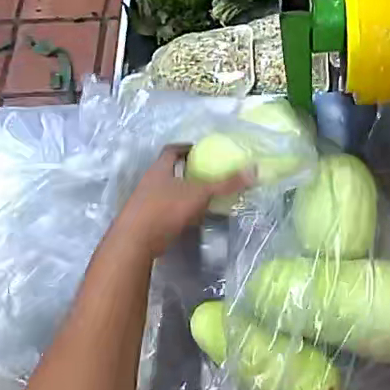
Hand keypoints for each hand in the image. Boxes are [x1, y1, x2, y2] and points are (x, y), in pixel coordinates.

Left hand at [109, 146, 249, 256]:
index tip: (199, 149)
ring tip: (203, 198)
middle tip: (207, 174)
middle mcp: (149, 183)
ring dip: (183, 193)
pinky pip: (165, 211)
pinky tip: (192, 219)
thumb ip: (226, 184)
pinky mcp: (146, 222)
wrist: (134, 242)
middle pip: (169, 171)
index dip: (185, 147)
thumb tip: (254, 170)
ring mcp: (145, 203)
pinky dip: (179, 212)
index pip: (171, 150)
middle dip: (187, 172)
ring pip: (167, 192)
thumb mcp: (199, 194)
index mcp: (159, 169)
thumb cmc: (165, 210)